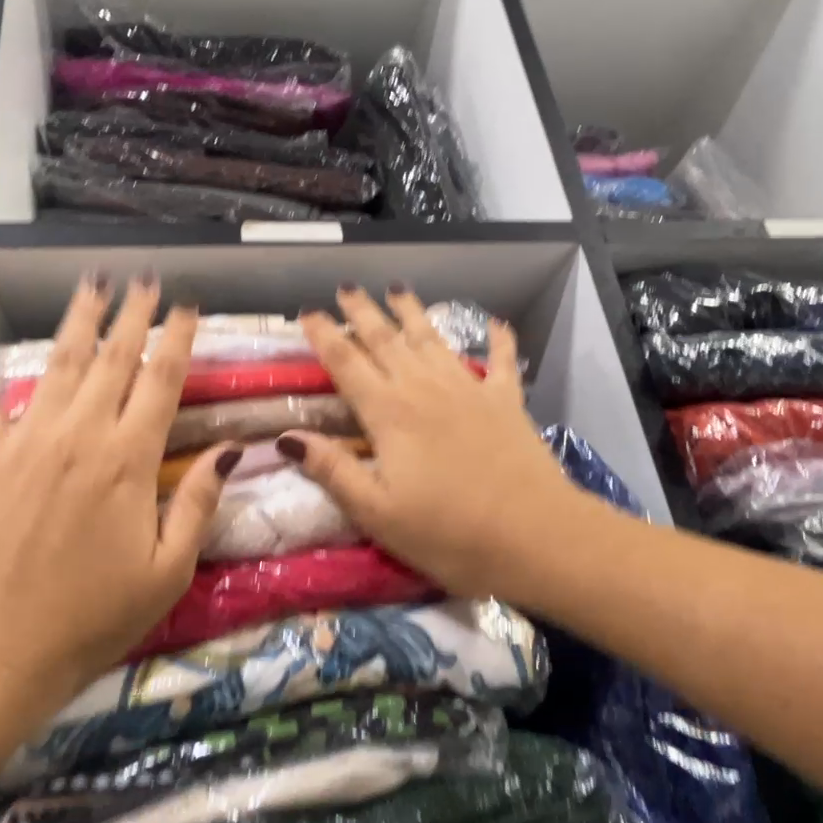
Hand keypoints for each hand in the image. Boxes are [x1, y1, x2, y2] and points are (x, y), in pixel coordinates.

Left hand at [0, 275, 240, 698]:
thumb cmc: (94, 617)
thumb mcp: (169, 570)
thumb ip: (200, 504)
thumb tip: (231, 448)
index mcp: (129, 460)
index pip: (162, 382)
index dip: (178, 339)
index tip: (187, 306)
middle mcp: (80, 436)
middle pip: (114, 360)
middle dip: (134, 315)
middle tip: (145, 280)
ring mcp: (27, 443)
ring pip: (59, 364)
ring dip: (78, 320)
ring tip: (93, 282)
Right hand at [280, 286, 592, 602]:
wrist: (535, 534)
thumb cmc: (449, 533)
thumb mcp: (377, 513)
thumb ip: (333, 471)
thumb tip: (286, 436)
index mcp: (388, 413)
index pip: (346, 363)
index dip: (324, 336)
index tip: (307, 312)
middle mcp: (424, 388)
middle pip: (386, 340)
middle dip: (363, 312)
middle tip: (346, 287)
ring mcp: (469, 389)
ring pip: (433, 339)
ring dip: (413, 312)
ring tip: (398, 288)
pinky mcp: (506, 401)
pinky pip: (501, 361)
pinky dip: (498, 340)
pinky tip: (496, 323)